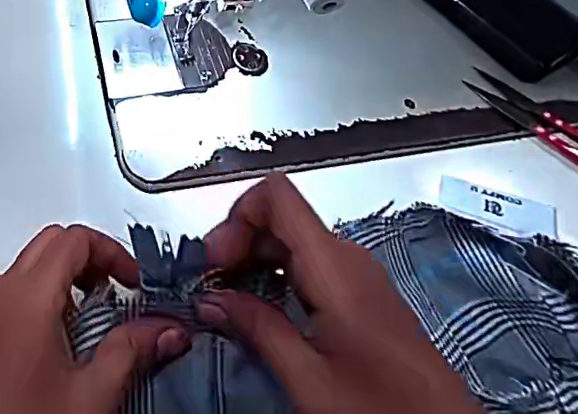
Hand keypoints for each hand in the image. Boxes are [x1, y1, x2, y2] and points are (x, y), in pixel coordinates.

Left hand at [0, 224, 189, 413]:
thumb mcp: (93, 395)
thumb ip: (130, 351)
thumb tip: (162, 328)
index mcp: (29, 297)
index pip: (74, 239)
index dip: (110, 252)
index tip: (134, 281)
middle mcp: (0, 294)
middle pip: (50, 243)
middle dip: (89, 258)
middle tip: (119, 291)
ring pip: (23, 262)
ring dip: (58, 274)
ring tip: (86, 311)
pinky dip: (18, 291)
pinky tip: (35, 319)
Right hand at [199, 176, 479, 413]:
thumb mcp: (310, 382)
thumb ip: (257, 329)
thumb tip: (214, 298)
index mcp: (336, 267)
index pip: (275, 195)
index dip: (237, 214)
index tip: (217, 257)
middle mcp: (350, 260)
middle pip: (279, 217)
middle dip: (239, 242)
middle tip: (217, 283)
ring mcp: (360, 277)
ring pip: (292, 241)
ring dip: (255, 261)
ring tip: (235, 300)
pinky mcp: (364, 298)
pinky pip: (309, 265)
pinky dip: (277, 276)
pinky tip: (266, 311)